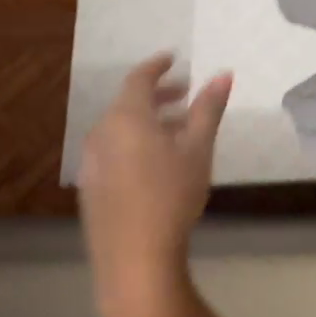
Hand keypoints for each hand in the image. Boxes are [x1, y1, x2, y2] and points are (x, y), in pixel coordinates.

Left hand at [80, 53, 231, 316]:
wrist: (134, 256)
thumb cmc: (171, 194)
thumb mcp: (199, 148)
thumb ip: (208, 109)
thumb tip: (223, 75)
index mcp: (126, 119)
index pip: (138, 79)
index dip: (157, 66)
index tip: (174, 59)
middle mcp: (101, 134)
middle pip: (128, 103)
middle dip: (158, 95)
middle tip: (187, 94)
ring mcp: (92, 162)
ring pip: (122, 128)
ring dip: (150, 121)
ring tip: (180, 129)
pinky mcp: (92, 186)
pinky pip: (115, 149)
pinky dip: (137, 142)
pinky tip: (159, 161)